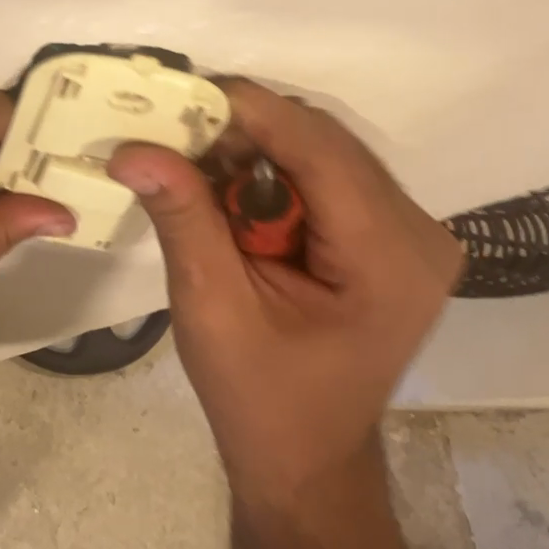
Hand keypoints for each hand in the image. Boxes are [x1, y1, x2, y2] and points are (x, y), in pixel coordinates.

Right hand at [106, 79, 462, 504]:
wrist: (303, 456)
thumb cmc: (259, 395)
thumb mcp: (212, 307)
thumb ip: (183, 219)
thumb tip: (133, 149)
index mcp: (389, 258)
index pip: (320, 150)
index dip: (249, 110)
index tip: (174, 92)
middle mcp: (416, 233)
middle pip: (323, 142)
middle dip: (242, 129)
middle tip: (167, 132)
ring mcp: (405, 234)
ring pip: (319, 151)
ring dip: (249, 148)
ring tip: (184, 160)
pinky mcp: (381, 238)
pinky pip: (319, 176)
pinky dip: (263, 172)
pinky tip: (218, 188)